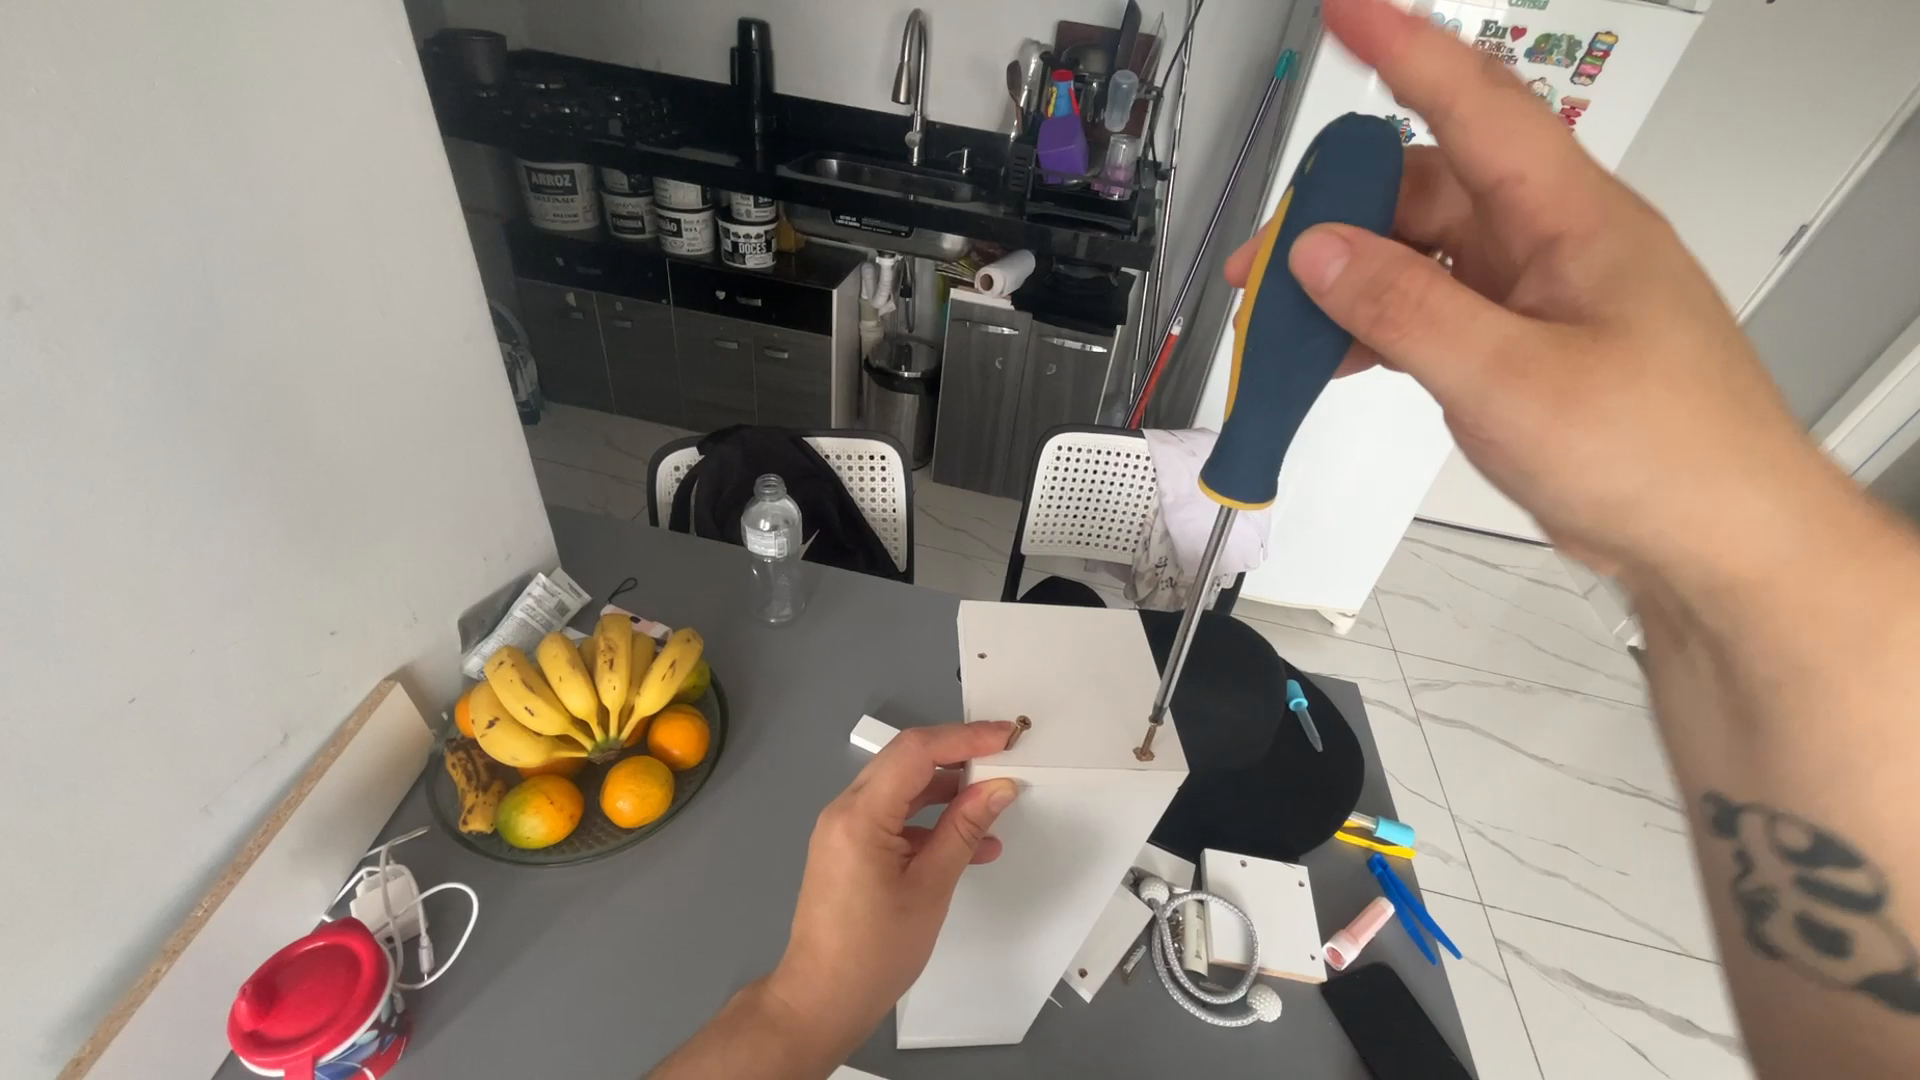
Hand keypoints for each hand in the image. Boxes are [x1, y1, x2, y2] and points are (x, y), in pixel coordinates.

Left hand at [764, 722, 1019, 1053]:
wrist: (820, 1002)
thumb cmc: (874, 951)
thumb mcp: (931, 887)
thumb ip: (966, 829)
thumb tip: (999, 788)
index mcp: (860, 814)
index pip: (916, 751)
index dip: (964, 738)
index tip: (1005, 738)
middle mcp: (845, 809)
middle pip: (906, 760)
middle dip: (957, 754)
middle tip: (1002, 757)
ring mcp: (844, 826)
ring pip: (901, 786)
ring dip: (946, 789)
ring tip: (992, 801)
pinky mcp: (849, 845)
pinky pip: (893, 814)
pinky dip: (929, 819)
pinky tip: (967, 842)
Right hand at [1228, 0, 1839, 585]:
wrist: (1705, 534)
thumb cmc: (1649, 450)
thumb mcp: (1506, 376)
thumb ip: (1404, 309)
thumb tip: (1319, 252)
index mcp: (1569, 220)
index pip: (1478, 106)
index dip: (1406, 52)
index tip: (1345, 11)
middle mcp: (1544, 243)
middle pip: (1420, 193)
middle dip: (1332, 221)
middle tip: (1262, 267)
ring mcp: (1524, 294)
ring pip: (1410, 258)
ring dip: (1343, 285)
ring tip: (1285, 328)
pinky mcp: (1506, 340)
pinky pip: (1420, 311)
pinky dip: (1368, 328)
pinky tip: (1335, 359)